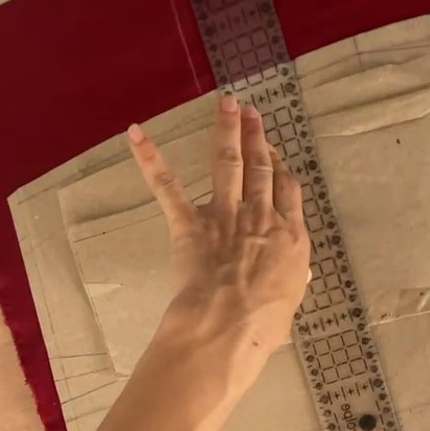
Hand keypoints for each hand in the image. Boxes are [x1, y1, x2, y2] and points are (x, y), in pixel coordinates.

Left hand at [129, 95, 310, 393]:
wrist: (229, 326)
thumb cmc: (263, 325)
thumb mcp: (290, 302)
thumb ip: (290, 280)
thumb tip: (293, 274)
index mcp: (289, 237)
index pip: (287, 190)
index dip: (280, 166)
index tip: (274, 151)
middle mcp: (260, 216)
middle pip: (261, 168)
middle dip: (256, 136)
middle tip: (250, 112)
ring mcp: (224, 216)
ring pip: (227, 163)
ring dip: (226, 130)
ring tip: (227, 104)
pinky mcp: (189, 224)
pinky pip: (167, 187)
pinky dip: (149, 159)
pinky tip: (136, 134)